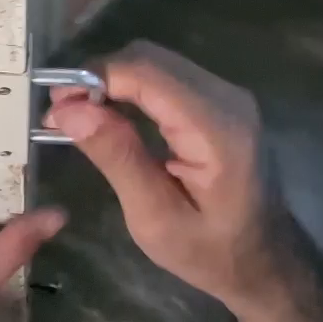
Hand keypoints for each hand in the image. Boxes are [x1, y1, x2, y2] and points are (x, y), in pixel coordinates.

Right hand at [44, 42, 297, 317]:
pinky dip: (127, 86)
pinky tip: (107, 113)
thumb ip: (117, 157)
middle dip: (97, 77)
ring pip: (153, 61)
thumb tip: (69, 110)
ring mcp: (226, 95)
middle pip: (148, 58)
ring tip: (78, 115)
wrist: (266, 263)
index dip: (94, 77)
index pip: (147, 72)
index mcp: (217, 129)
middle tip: (62, 114)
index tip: (56, 106)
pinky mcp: (218, 99)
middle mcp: (227, 98)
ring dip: (109, 80)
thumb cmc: (211, 252)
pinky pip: (163, 75)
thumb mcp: (155, 219)